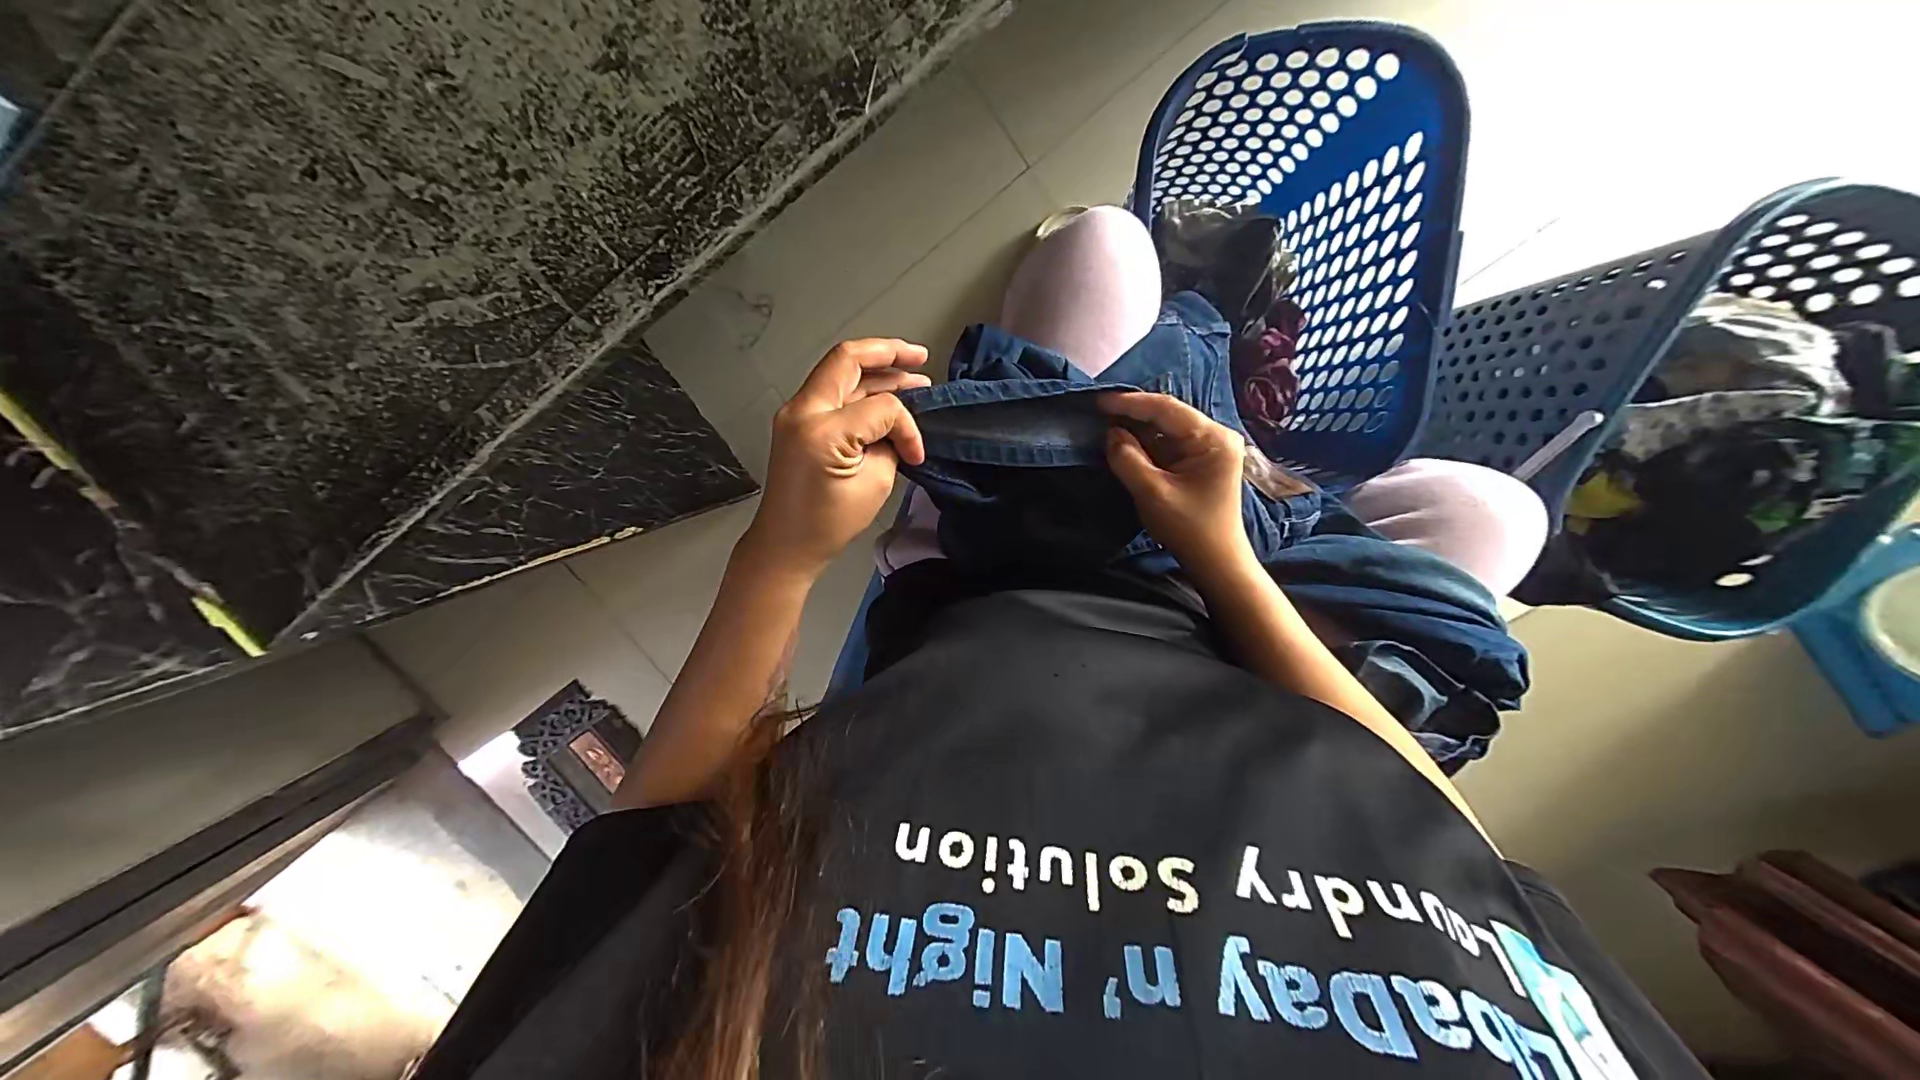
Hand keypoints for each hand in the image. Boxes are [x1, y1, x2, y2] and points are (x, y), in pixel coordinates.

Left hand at [744, 338, 931, 577]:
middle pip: (848, 359)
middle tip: (921, 358)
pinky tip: (885, 394)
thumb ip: (890, 445)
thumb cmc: (828, 524)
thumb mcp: (874, 484)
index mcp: (823, 430)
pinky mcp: (797, 422)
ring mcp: (795, 413)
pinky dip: (859, 388)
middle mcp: (803, 411)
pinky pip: (832, 392)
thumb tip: (897, 427)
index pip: (880, 406)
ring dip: (875, 370)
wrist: (785, 544)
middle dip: (888, 353)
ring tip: (912, 376)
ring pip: (839, 371)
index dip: (907, 425)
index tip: (915, 453)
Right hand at [1101, 392, 1255, 579]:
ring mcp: (1208, 448)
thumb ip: (1128, 459)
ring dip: (1137, 428)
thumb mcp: (1152, 493)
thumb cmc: (1188, 529)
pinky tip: (1124, 441)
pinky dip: (1145, 442)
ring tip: (1106, 424)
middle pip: (1168, 415)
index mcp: (1213, 439)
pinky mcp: (1199, 461)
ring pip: (1165, 428)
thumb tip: (1110, 433)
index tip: (1099, 401)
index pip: (1167, 409)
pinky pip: (1167, 443)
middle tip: (1098, 411)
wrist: (1215, 561)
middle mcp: (1215, 436)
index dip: (1131, 403)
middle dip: (1133, 414)